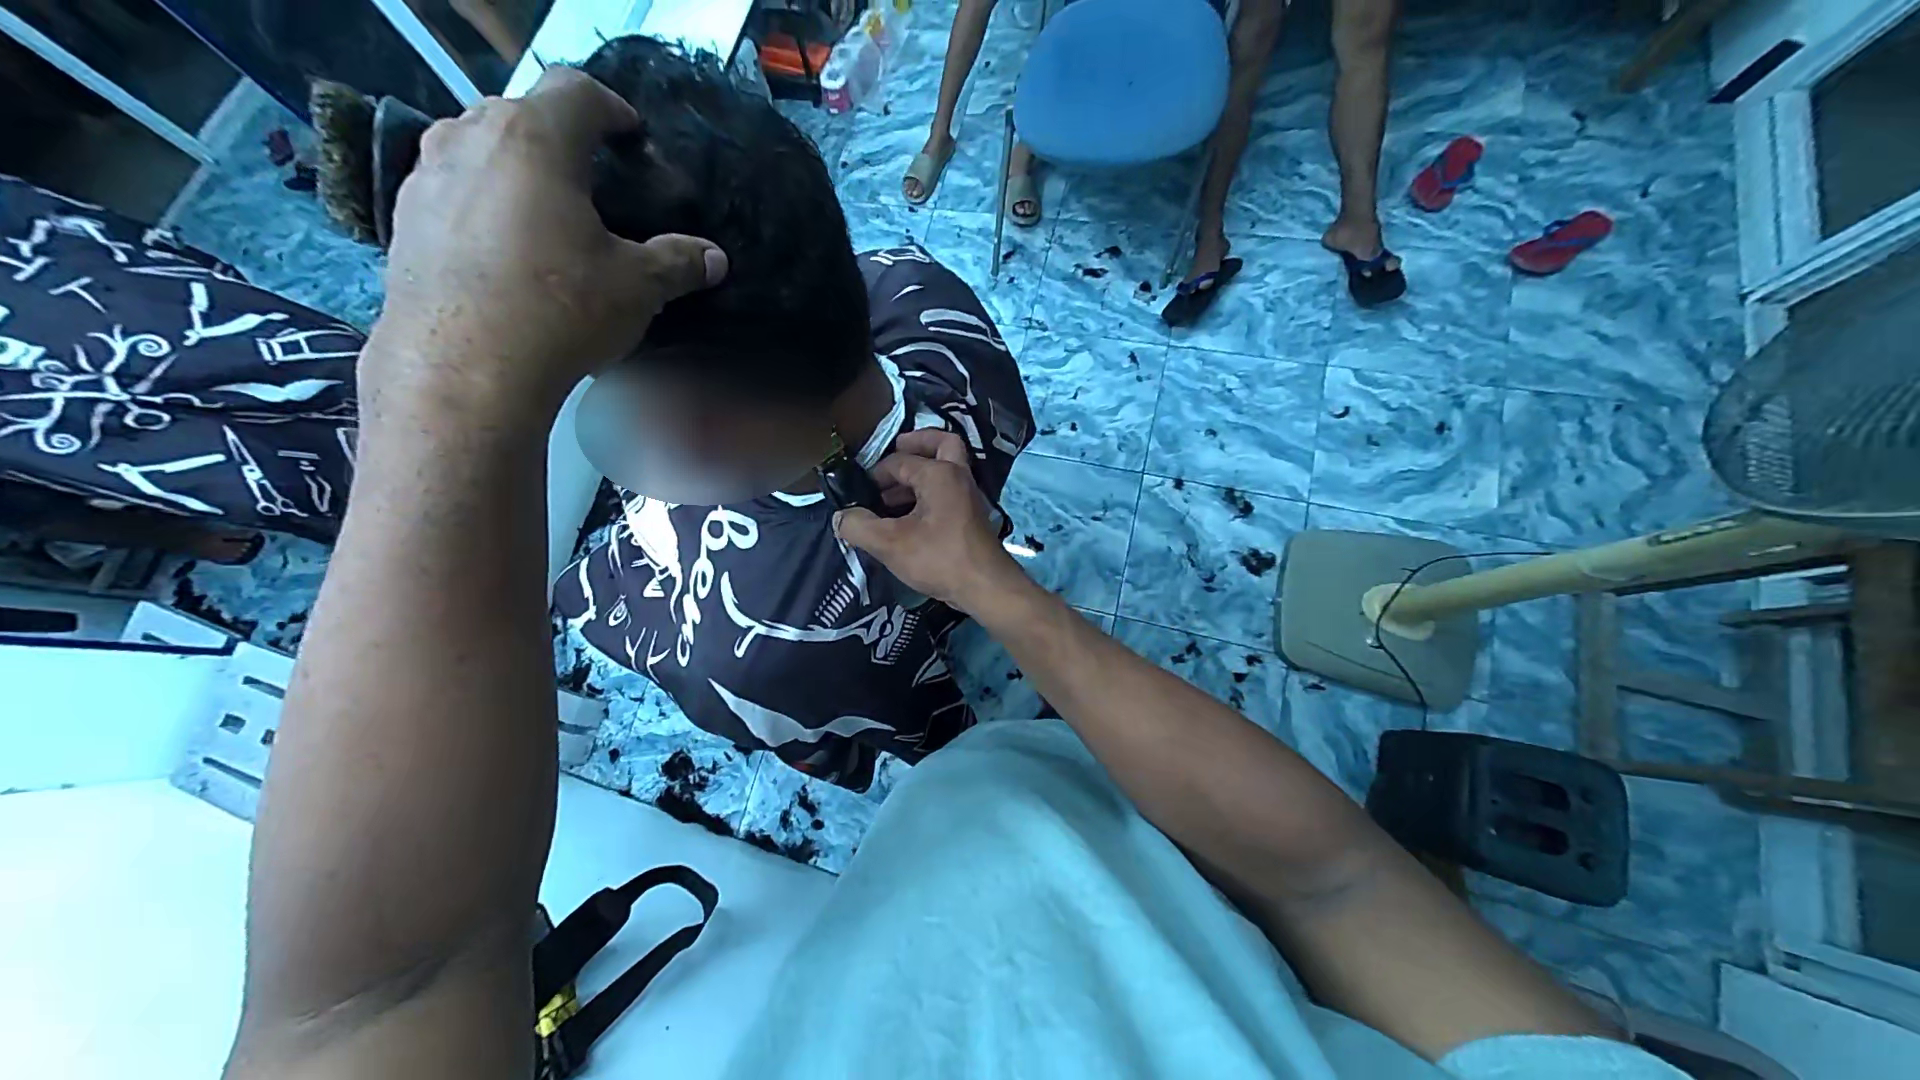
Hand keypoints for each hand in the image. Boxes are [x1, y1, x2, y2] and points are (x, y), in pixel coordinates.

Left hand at [368, 67, 727, 420]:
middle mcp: (471, 139)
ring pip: (478, 147)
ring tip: (546, 210)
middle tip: (592, 178)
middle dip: (560, 135)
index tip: (631, 133)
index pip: (576, 90)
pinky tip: (505, 248)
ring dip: (515, 166)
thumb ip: (678, 262)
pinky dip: (482, 201)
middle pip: (521, 112)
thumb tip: (715, 258)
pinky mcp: (404, 218)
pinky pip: (452, 189)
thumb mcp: (637, 287)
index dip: (611, 107)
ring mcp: (427, 176)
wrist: (465, 367)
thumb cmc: (561, 309)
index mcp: (534, 140)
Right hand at [832, 429, 1029, 614]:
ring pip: (945, 469)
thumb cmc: (939, 559)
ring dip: (919, 473)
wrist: (985, 587)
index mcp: (939, 473)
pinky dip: (928, 493)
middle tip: (894, 452)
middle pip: (941, 443)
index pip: (898, 461)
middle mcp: (957, 476)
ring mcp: (968, 496)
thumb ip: (859, 527)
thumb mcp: (889, 544)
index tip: (857, 492)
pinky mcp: (971, 516)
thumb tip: (841, 517)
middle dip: (916, 443)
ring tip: (890, 496)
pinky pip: (947, 491)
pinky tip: (907, 517)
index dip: (874, 474)